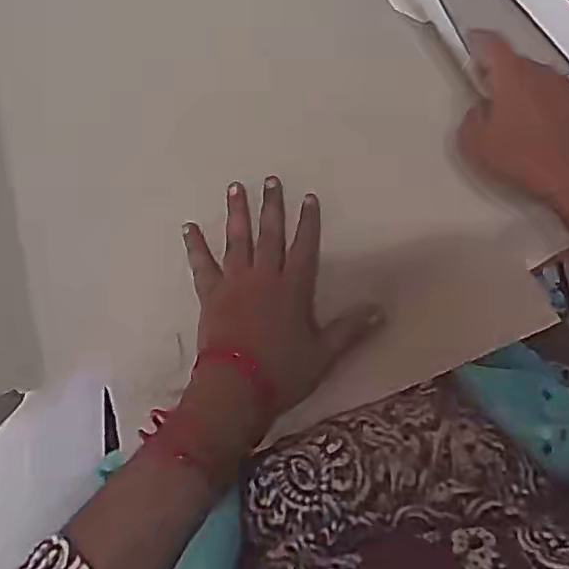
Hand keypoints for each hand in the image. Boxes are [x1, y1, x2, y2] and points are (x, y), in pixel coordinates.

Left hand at [181, 178, 382, 434]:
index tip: (308, 198)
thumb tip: (379, 310)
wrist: (235, 388)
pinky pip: (202, 265)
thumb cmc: (282, 372)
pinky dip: (195, 246)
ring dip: (237, 213)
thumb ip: (349, 329)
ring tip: (235, 188)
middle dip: (272, 206)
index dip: (308, 222)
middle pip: (269, 235)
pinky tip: (189, 227)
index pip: (304, 247)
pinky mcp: (210, 295)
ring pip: (237, 241)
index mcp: (292, 288)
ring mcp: (234, 283)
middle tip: (270, 180)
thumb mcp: (323, 354)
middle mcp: (263, 277)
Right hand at [457, 30, 568, 209]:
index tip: (472, 42)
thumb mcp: (476, 144)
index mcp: (513, 74)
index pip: (491, 43)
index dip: (476, 41)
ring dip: (524, 96)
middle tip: (487, 97)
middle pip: (516, 63)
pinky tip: (537, 137)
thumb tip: (474, 117)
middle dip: (500, 77)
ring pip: (538, 82)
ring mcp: (566, 90)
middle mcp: (543, 75)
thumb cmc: (534, 159)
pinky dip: (545, 111)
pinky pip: (556, 100)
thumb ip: (469, 119)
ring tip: (513, 126)